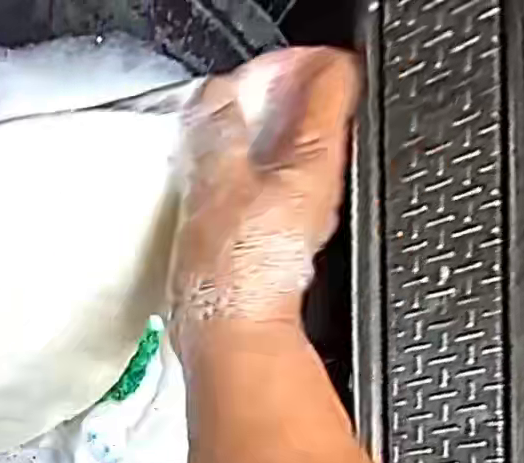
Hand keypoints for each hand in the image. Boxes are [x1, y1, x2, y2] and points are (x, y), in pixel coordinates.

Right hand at [169, 48, 360, 352]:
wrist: (230, 336)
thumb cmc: (234, 276)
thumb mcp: (217, 191)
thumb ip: (218, 137)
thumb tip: (215, 98)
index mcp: (314, 158)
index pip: (327, 74)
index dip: (285, 65)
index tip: (241, 84)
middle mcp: (312, 183)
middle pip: (297, 115)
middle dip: (252, 107)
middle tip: (209, 123)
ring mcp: (288, 214)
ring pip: (270, 157)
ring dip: (233, 150)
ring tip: (196, 163)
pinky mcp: (260, 241)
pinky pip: (249, 195)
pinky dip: (224, 187)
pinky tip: (196, 202)